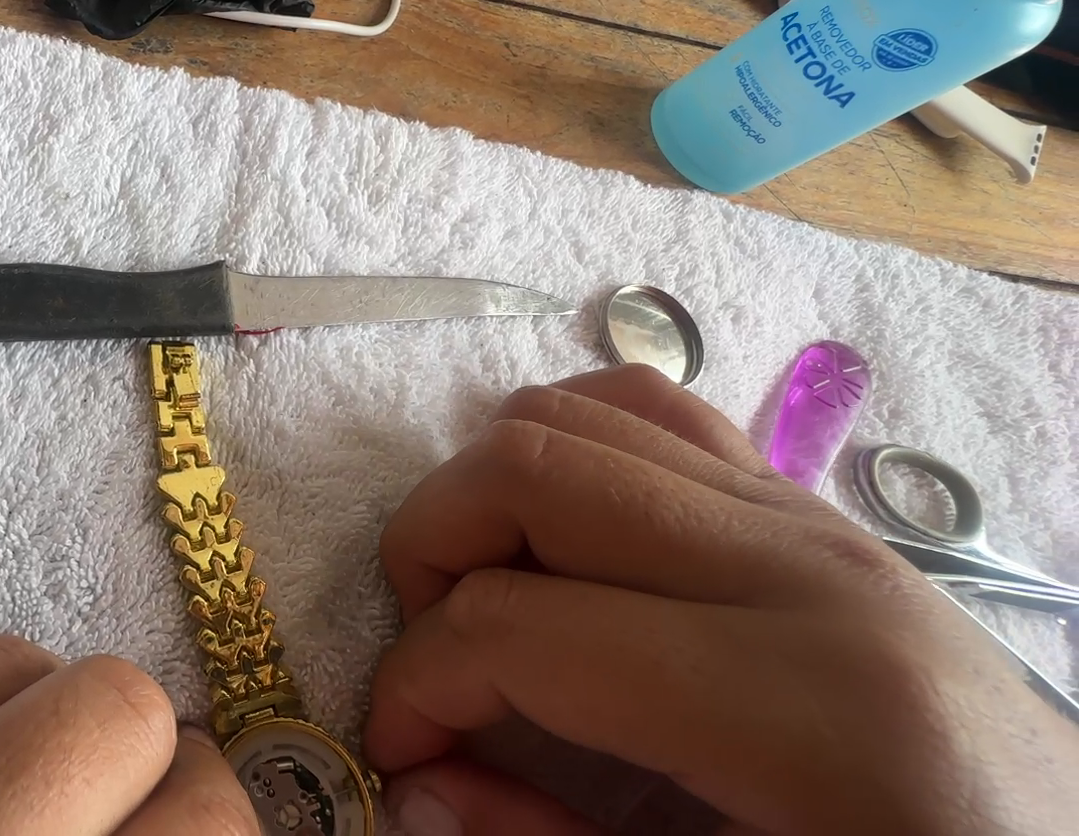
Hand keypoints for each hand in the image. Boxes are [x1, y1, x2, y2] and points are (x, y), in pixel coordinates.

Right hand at [366, 365, 1078, 835]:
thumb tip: (410, 793)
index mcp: (800, 706)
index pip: (516, 625)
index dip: (416, 682)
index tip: (396, 746)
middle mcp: (797, 566)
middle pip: (524, 472)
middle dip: (428, 548)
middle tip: (427, 637)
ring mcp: (798, 507)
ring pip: (562, 416)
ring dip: (479, 492)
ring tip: (481, 581)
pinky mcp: (790, 490)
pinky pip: (636, 403)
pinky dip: (558, 435)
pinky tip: (550, 519)